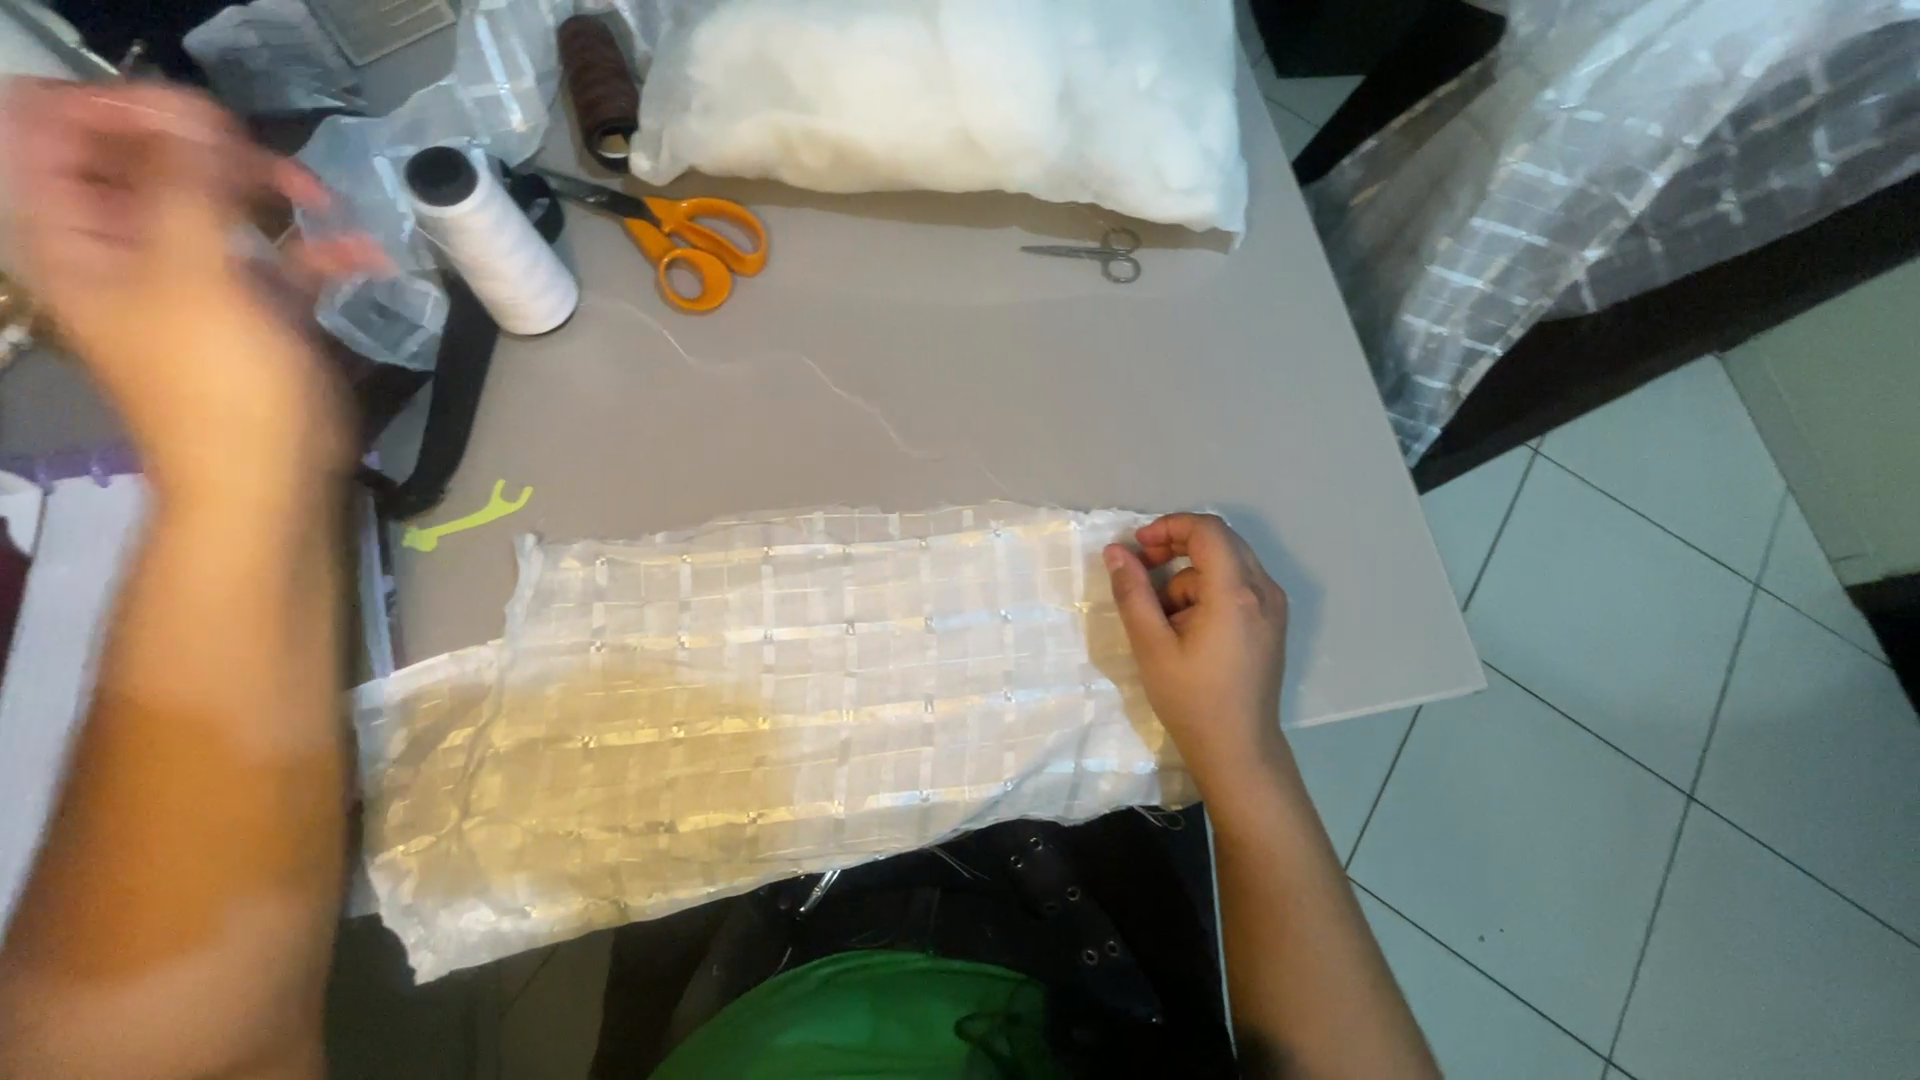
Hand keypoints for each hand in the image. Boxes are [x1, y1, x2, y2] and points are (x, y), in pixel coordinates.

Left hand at [1, 79, 384, 496]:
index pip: (53, 122)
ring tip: (323, 201)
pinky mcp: (258, 305)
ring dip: (273, 190)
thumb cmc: (219, 384)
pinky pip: (282, 255)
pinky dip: (322, 249)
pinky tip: (364, 256)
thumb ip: (186, 184)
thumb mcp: (192, 276)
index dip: (119, 105)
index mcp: (71, 230)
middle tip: (270, 167)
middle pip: (144, 152)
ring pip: (219, 198)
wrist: (268, 474)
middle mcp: (125, 242)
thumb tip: (199, 118)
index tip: (205, 127)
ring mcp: (195, 274)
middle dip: (210, 147)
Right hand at [1104, 513, 1289, 793]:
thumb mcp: (1151, 645)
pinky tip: (1189, 627)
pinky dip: (1208, 591)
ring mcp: (1273, 607)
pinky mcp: (1272, 623)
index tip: (1138, 547)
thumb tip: (1116, 550)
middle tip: (1143, 570)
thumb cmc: (1191, 699)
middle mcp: (1264, 591)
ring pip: (1227, 564)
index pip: (1208, 530)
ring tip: (1164, 617)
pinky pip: (1238, 586)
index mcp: (1236, 593)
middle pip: (1220, 541)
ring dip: (1190, 575)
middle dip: (1177, 547)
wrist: (1238, 749)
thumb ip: (1132, 592)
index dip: (1169, 527)